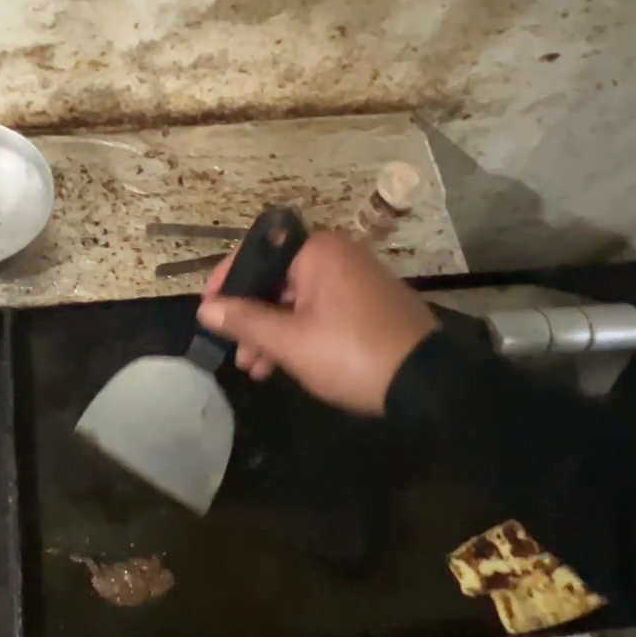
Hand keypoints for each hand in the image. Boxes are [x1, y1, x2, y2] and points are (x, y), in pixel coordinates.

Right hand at [197, 231, 437, 414]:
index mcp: (317, 251)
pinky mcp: (368, 303)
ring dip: (271, 330)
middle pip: (275, 278)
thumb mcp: (290, 342)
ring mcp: (355, 278)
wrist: (428, 384)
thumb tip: (207, 310)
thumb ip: (244, 321)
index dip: (226, 280)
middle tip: (234, 351)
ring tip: (255, 369)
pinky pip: (319, 308)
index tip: (209, 310)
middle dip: (250, 316)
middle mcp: (336, 254)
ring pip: (296, 298)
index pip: (256, 252)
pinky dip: (298, 331)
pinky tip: (283, 364)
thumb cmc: (351, 354)